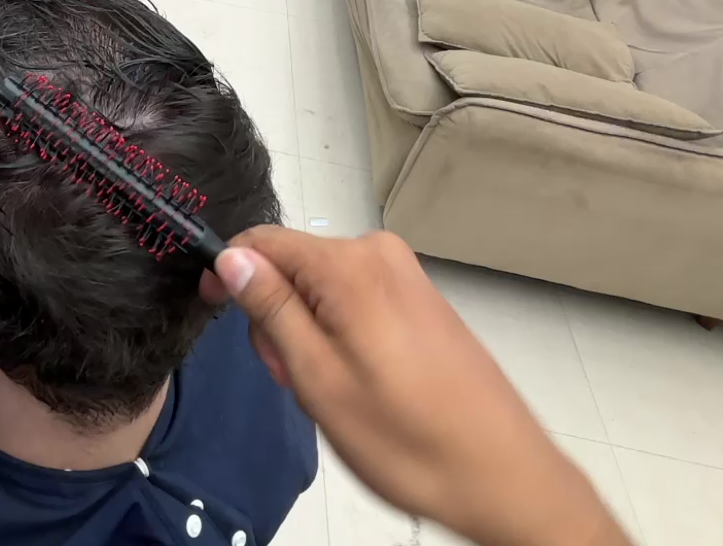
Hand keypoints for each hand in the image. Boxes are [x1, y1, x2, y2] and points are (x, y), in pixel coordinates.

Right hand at [203, 227, 630, 545]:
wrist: (509, 480)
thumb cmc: (405, 437)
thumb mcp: (319, 377)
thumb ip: (271, 308)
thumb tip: (230, 256)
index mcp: (349, 264)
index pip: (262, 241)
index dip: (229, 272)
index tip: (213, 311)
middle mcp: (376, 251)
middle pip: (292, 263)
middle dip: (276, 314)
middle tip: (293, 376)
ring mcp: (403, 272)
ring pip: (320, 283)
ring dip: (306, 328)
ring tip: (328, 387)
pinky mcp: (419, 295)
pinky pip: (353, 294)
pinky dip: (337, 329)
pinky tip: (358, 378)